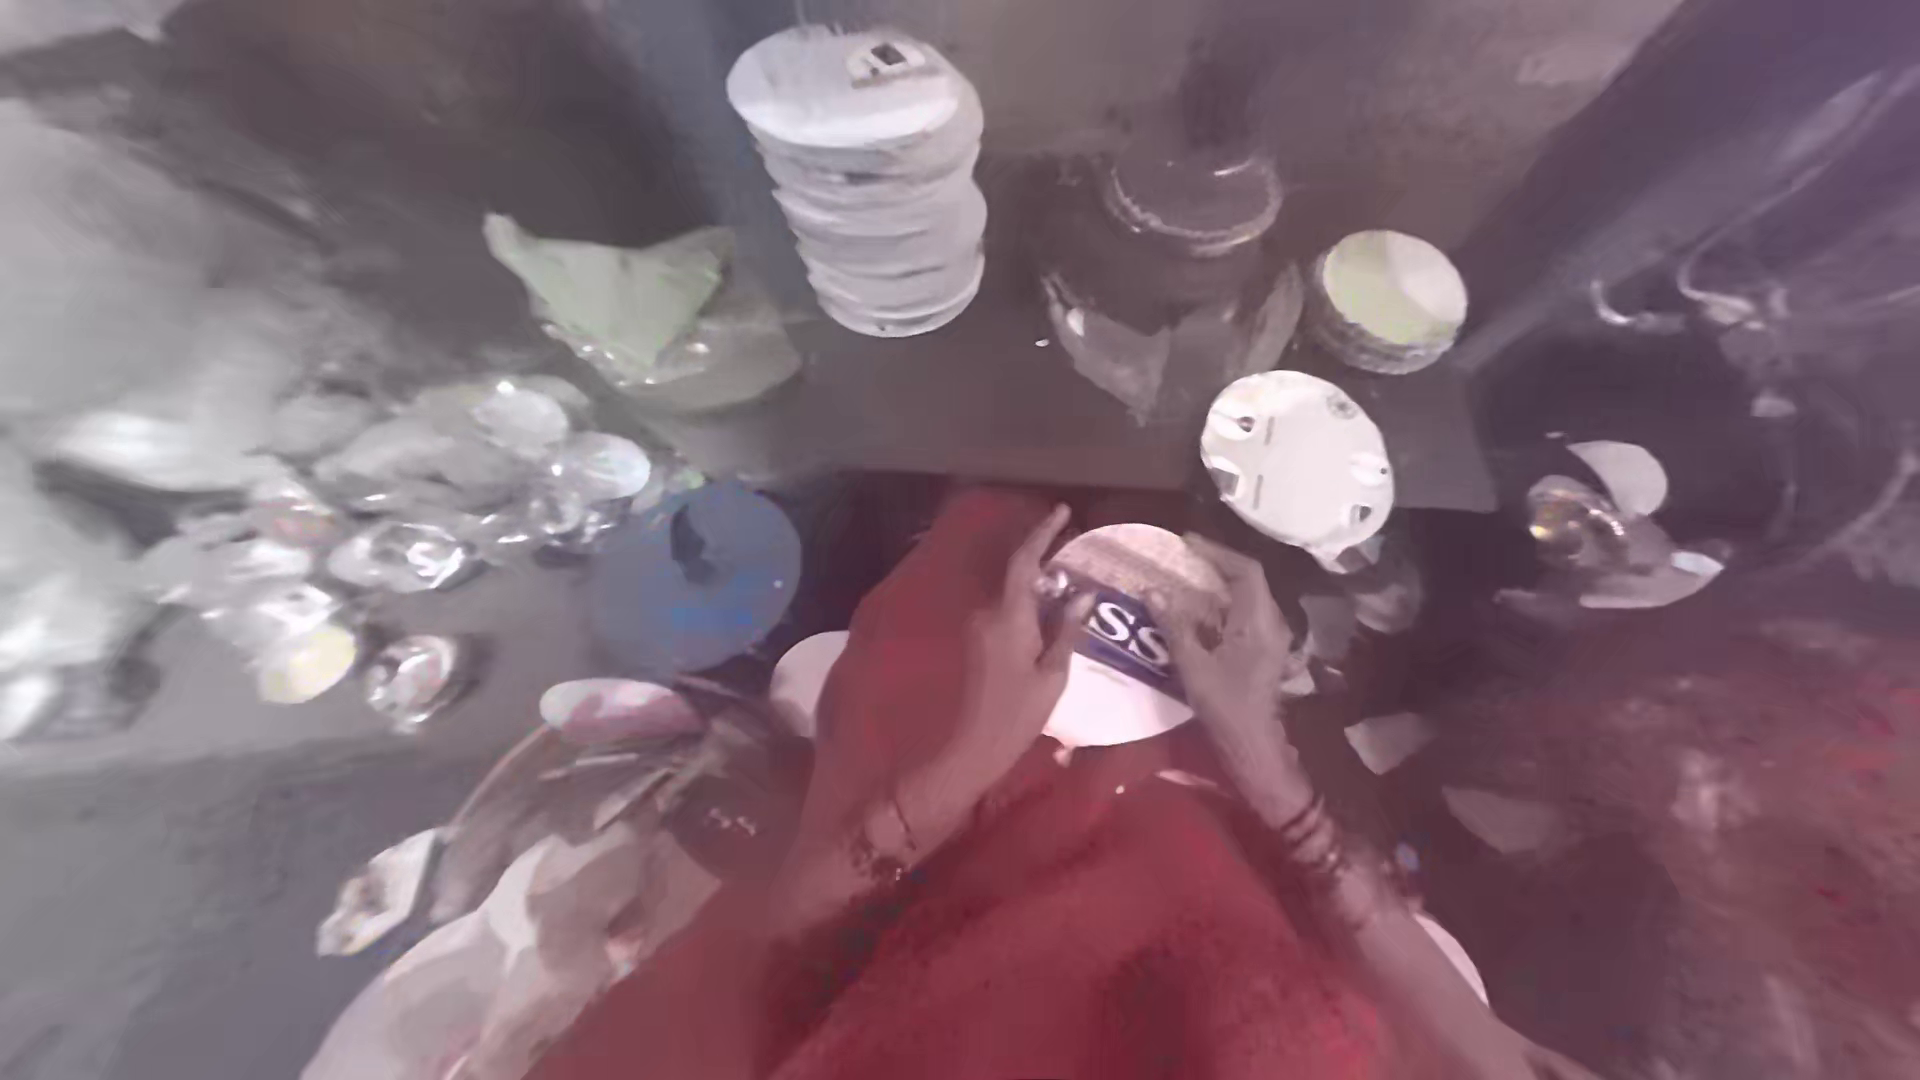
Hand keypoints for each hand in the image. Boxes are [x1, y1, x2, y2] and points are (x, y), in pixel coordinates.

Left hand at [949, 504, 1094, 780]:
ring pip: (1014, 593)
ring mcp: (980, 627)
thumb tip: (1083, 593)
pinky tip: (1053, 611)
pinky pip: (1007, 610)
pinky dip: (1030, 603)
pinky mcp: (980, 641)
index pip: (1024, 561)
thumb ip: (1067, 630)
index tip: (1062, 512)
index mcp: (1009, 617)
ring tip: (1072, 582)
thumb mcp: (1052, 676)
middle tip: (1077, 550)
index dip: (1042, 533)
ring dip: (1039, 583)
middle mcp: (989, 614)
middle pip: (1018, 573)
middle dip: (1045, 557)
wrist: (970, 748)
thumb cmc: (1016, 716)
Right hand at [1150, 534, 1295, 736]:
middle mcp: (1271, 623)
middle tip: (1184, 555)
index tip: (1187, 542)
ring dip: (1220, 580)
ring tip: (1189, 573)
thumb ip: (1173, 624)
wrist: (1252, 744)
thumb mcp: (1192, 664)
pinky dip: (1223, 599)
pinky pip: (1246, 610)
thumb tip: (1151, 590)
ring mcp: (1271, 636)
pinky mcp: (1264, 647)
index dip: (1217, 552)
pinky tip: (1200, 605)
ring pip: (1249, 594)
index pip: (1245, 571)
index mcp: (1258, 623)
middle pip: (1249, 579)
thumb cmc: (1224, 704)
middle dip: (1217, 562)